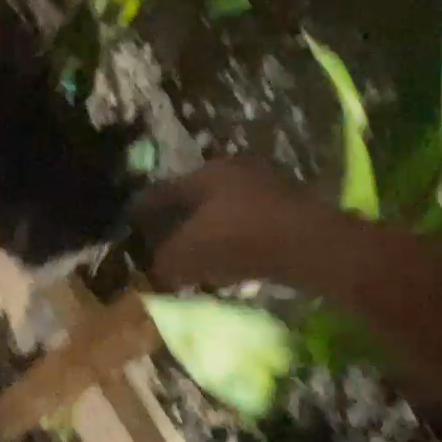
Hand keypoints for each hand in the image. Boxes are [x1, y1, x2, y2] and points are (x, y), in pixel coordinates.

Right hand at [131, 157, 334, 287]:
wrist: (313, 247)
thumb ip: (162, 262)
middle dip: (176, 222)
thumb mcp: (186, 255)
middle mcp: (235, 171)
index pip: (161, 191)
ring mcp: (267, 187)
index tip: (128, 225)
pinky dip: (233, 242)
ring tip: (194, 258)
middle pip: (194, 199)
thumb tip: (153, 270)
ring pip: (222, 211)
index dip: (140, 210)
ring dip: (207, 233)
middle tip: (161, 244)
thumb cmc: (240, 241)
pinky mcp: (290, 209)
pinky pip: (248, 225)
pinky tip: (229, 263)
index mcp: (205, 173)